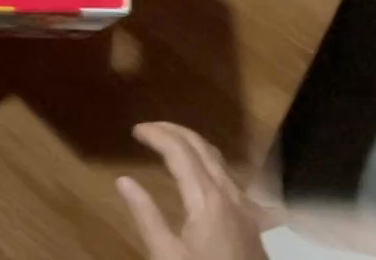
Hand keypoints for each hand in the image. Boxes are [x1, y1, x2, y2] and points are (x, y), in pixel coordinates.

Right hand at [117, 123, 268, 259]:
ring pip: (217, 158)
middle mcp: (229, 193)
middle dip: (173, 130)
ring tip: (168, 142)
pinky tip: (199, 173)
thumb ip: (147, 217)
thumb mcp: (168, 257)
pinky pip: (227, 175)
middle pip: (201, 146)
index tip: (135, 130)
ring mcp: (244, 205)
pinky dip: (207, 160)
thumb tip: (124, 181)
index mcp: (207, 199)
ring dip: (191, 142)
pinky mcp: (251, 220)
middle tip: (148, 129)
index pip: (179, 150)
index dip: (156, 134)